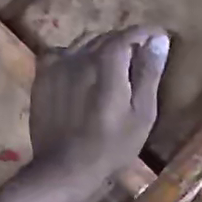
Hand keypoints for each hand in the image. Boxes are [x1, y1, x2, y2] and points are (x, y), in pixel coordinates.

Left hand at [29, 26, 168, 189]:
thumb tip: (159, 39)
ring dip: (100, 48)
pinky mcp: (42, 77)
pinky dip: (75, 57)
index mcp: (107, 63)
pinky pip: (61, 54)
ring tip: (111, 67)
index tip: (157, 38)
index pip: (129, 34)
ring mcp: (57, 65)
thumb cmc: (111, 146)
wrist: (65, 167)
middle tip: (137, 58)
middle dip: (125, 42)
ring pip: (83, 43)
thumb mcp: (141, 114)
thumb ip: (149, 73)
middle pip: (106, 37)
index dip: (146, 33)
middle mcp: (80, 56)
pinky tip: (81, 73)